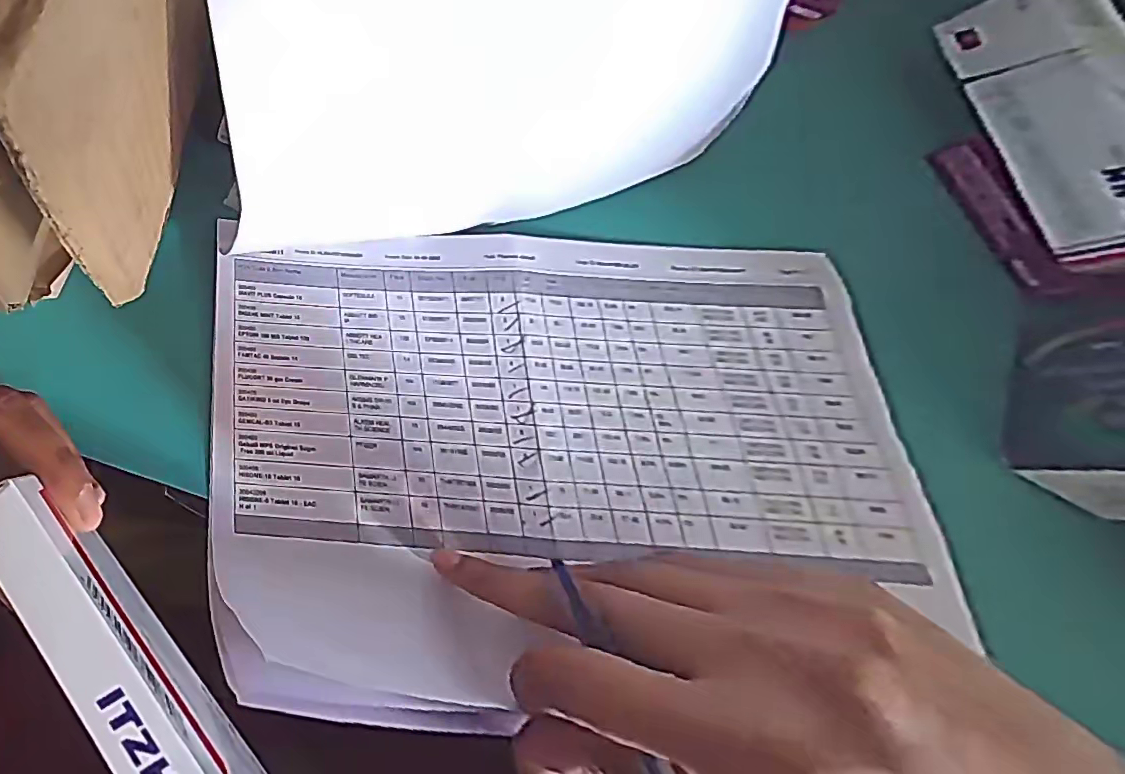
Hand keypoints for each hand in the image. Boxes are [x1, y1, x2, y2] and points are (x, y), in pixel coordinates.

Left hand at [0, 386, 103, 629]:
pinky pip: (33, 411)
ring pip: (24, 408)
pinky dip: (61, 446)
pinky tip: (77, 485)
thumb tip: (20, 562)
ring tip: (88, 505)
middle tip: (86, 514)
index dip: (3, 526)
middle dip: (52, 460)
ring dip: (64, 455)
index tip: (41, 565)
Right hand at [432, 551, 1121, 773]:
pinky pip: (711, 569)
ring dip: (596, 590)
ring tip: (564, 597)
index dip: (533, 683)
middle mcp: (777, 652)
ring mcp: (812, 606)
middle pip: (599, 599)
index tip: (519, 687)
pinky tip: (666, 611)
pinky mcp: (839, 585)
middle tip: (466, 566)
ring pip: (646, 573)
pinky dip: (667, 587)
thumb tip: (541, 741)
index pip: (582, 678)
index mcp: (762, 739)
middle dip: (520, 587)